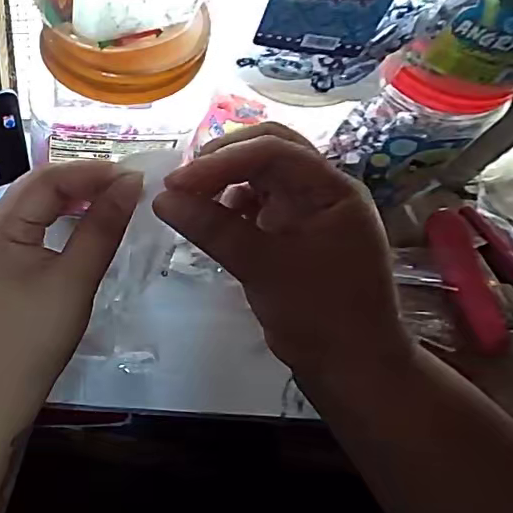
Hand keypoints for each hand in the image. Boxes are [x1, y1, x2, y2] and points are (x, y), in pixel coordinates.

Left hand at [0, 160, 141, 400]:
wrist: (9, 378)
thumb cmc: (40, 332)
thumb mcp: (77, 277)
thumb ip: (102, 227)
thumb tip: (131, 183)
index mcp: (0, 227)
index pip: (46, 180)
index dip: (90, 173)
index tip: (132, 176)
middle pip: (38, 185)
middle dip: (82, 178)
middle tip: (127, 182)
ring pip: (36, 201)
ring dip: (73, 194)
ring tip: (113, 194)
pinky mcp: (5, 257)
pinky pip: (35, 221)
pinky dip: (63, 213)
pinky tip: (87, 216)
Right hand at [152, 123, 410, 379]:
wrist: (351, 363)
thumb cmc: (318, 313)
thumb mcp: (261, 267)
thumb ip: (212, 228)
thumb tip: (161, 199)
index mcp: (331, 189)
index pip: (273, 150)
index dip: (219, 161)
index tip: (175, 185)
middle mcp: (322, 189)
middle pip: (269, 149)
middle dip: (221, 160)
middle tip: (179, 184)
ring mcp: (308, 210)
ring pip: (261, 174)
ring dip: (223, 179)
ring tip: (188, 200)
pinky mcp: (293, 231)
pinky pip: (257, 202)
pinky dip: (229, 203)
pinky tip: (210, 219)